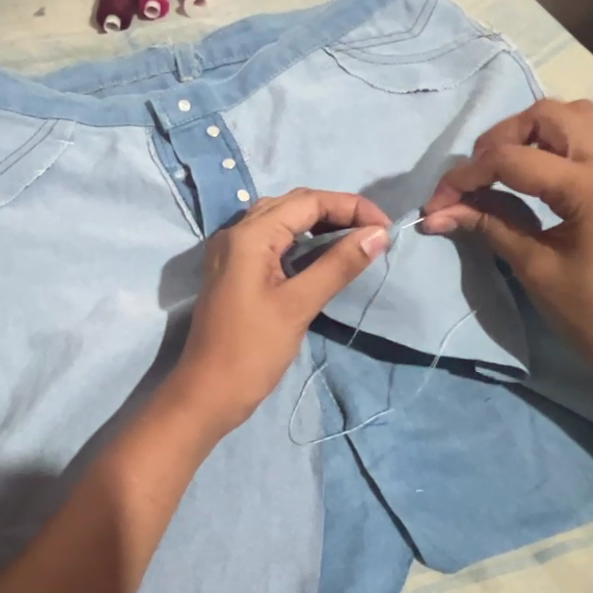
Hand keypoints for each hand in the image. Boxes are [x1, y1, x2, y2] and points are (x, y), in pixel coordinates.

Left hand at [166, 188, 391, 432]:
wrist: (207, 391)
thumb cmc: (252, 350)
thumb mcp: (299, 305)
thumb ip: (338, 265)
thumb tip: (378, 234)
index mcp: (249, 235)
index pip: (307, 201)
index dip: (350, 206)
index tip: (385, 227)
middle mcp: (236, 233)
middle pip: (293, 204)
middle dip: (336, 211)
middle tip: (373, 233)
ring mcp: (231, 252)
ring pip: (280, 220)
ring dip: (318, 224)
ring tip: (355, 240)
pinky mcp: (233, 270)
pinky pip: (270, 241)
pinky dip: (300, 241)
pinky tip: (322, 255)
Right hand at [420, 99, 592, 390]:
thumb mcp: (534, 268)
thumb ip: (488, 225)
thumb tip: (437, 212)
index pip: (514, 160)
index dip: (468, 176)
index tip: (439, 200)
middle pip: (550, 115)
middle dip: (502, 138)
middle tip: (475, 174)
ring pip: (577, 118)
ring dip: (532, 133)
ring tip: (503, 169)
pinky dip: (557, 146)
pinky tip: (536, 178)